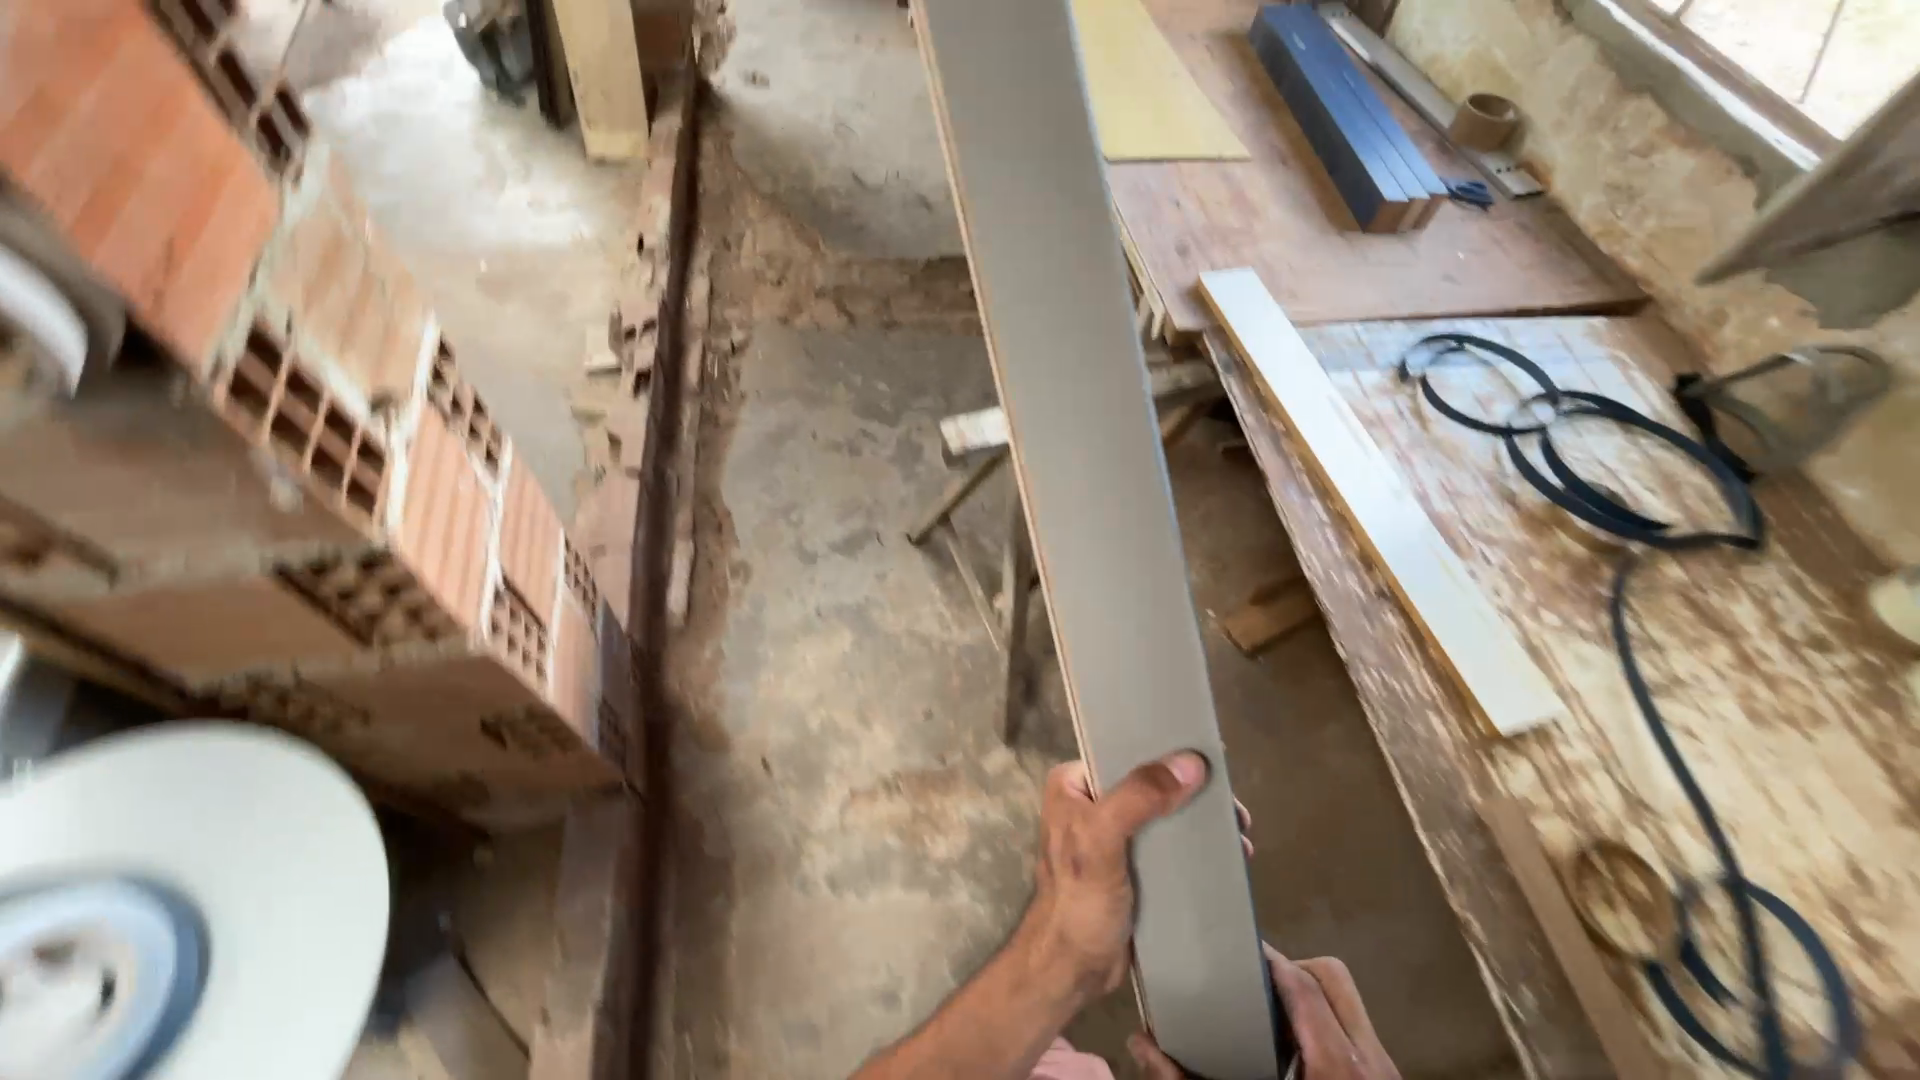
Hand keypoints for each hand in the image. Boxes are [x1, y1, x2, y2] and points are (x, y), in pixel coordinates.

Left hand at [1014, 752, 1209, 1004]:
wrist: (1072, 969)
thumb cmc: (1077, 901)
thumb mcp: (1101, 840)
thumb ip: (1139, 798)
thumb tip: (1190, 763)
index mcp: (1073, 784)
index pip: (1124, 752)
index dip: (1167, 753)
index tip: (1211, 760)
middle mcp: (1091, 803)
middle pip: (1151, 783)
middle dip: (1195, 793)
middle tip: (1234, 809)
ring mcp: (1112, 835)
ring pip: (1165, 814)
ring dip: (1202, 820)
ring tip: (1239, 835)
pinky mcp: (1132, 866)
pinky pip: (1170, 844)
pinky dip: (1197, 845)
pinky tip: (1229, 855)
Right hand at [1127, 945, 1400, 1079]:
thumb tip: (1139, 1042)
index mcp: (1334, 1067)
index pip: (1302, 984)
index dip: (1267, 959)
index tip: (1233, 950)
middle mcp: (1369, 1062)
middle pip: (1332, 975)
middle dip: (1291, 969)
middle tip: (1253, 985)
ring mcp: (1386, 1070)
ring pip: (1349, 1000)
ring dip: (1309, 995)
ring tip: (1271, 1015)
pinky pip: (1356, 1030)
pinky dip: (1325, 1024)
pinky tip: (1297, 1051)